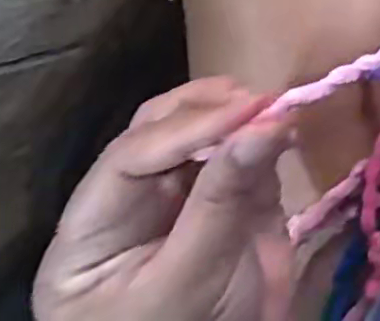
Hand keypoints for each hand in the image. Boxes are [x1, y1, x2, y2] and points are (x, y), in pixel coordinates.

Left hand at [33, 78, 294, 320]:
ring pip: (202, 128)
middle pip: (157, 129)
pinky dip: (268, 130)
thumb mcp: (192, 278)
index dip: (188, 127)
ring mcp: (186, 195)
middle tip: (262, 100)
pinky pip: (246, 148)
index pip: (128, 158)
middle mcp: (133, 203)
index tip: (252, 108)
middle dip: (209, 106)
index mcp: (91, 235)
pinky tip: (288, 127)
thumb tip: (271, 119)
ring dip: (240, 110)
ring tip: (278, 109)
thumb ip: (224, 197)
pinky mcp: (235, 193)